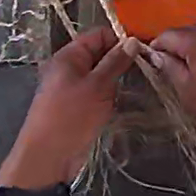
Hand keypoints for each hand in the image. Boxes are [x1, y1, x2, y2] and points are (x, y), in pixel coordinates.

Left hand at [0, 26, 132, 187]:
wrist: (47, 160)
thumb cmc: (70, 117)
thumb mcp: (97, 86)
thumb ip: (116, 62)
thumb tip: (133, 41)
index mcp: (69, 56)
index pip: (99, 35)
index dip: (121, 38)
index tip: (144, 47)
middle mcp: (70, 68)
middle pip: (100, 53)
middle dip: (122, 58)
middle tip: (148, 65)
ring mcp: (73, 88)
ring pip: (101, 74)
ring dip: (118, 77)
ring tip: (143, 79)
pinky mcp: (77, 107)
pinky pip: (98, 91)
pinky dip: (111, 93)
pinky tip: (128, 97)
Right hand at [141, 21, 195, 134]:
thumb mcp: (189, 93)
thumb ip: (170, 69)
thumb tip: (157, 55)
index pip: (165, 35)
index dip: (154, 48)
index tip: (151, 65)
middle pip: (183, 31)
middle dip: (173, 47)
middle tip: (169, 70)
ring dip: (191, 48)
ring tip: (188, 70)